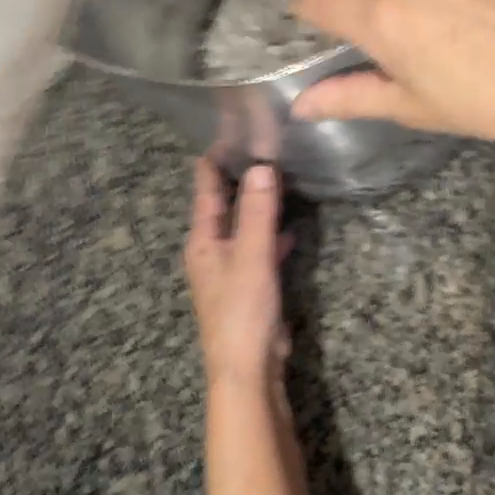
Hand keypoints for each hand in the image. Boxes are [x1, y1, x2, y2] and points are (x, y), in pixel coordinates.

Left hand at [185, 159, 292, 387]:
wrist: (248, 368)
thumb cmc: (242, 310)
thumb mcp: (252, 256)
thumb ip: (258, 212)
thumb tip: (263, 165)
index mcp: (203, 239)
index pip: (207, 186)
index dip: (218, 156)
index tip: (238, 125)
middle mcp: (212, 249)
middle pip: (225, 203)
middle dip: (243, 175)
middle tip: (268, 142)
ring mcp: (231, 267)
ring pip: (244, 224)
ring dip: (259, 202)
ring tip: (282, 173)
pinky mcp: (250, 284)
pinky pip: (260, 246)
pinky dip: (272, 232)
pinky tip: (290, 226)